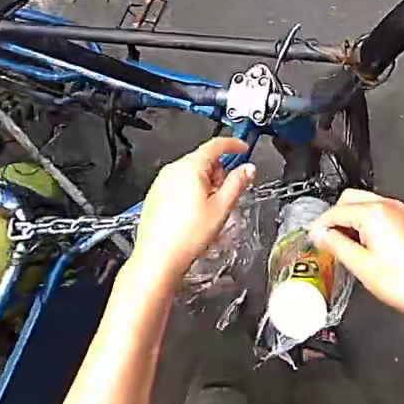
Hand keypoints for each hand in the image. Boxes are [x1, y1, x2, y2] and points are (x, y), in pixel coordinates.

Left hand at [127, 138, 254, 280]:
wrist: (158, 259)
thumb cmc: (186, 236)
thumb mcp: (222, 207)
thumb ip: (237, 183)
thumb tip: (247, 169)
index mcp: (189, 168)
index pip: (215, 145)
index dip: (233, 144)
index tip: (243, 148)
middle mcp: (172, 171)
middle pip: (204, 160)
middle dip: (219, 173)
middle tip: (224, 195)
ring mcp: (161, 183)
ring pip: (192, 173)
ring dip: (206, 184)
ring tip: (209, 210)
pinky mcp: (156, 196)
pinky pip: (179, 184)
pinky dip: (191, 192)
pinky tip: (194, 215)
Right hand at [309, 190, 403, 330]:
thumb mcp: (360, 265)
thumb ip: (336, 245)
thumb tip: (320, 234)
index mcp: (375, 213)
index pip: (336, 210)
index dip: (320, 224)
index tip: (312, 235)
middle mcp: (389, 206)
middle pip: (350, 199)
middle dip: (335, 216)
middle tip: (326, 238)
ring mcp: (401, 212)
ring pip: (365, 203)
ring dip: (350, 218)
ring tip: (344, 245)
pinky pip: (379, 212)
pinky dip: (366, 222)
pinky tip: (363, 244)